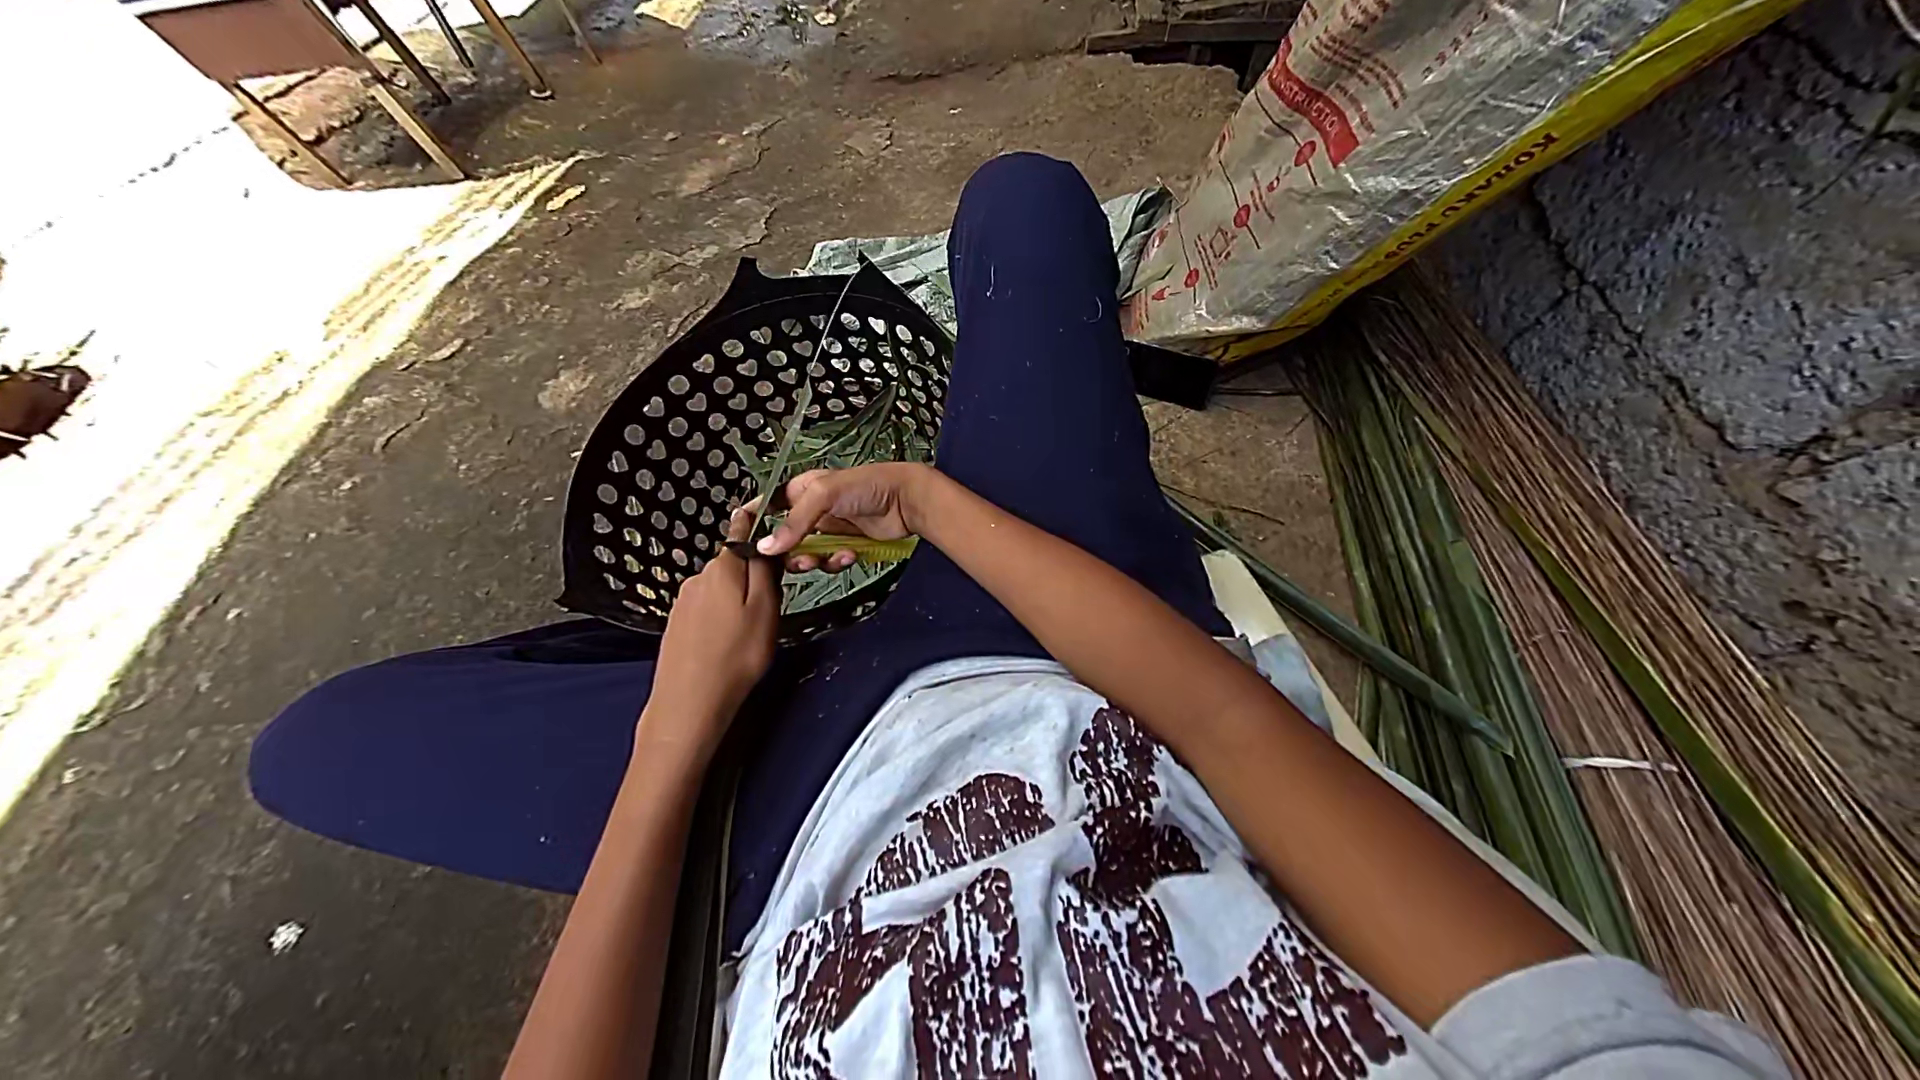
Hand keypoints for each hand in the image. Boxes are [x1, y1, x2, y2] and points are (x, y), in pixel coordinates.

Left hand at [643, 515, 780, 761]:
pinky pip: (707, 609)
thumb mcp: (765, 610)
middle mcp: (698, 580)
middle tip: (772, 605)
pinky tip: (729, 642)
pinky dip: (721, 618)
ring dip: (737, 600)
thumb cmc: (734, 659)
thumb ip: (766, 571)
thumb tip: (765, 545)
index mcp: (722, 570)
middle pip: (733, 564)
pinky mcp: (677, 624)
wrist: (690, 703)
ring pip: (721, 588)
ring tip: (750, 632)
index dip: (755, 525)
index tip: (763, 513)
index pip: (739, 532)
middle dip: (752, 576)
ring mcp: (684, 602)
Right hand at [755, 463, 935, 572]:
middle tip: (798, 558)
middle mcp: (812, 509)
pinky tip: (849, 555)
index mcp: (801, 489)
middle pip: (784, 537)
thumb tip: (766, 546)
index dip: (755, 523)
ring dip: (812, 560)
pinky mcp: (845, 544)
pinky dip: (835, 561)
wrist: (907, 502)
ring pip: (806, 553)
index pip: (768, 506)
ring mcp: (829, 528)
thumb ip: (794, 521)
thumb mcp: (824, 495)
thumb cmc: (869, 485)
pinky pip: (829, 560)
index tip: (745, 542)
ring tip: (823, 559)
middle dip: (787, 552)